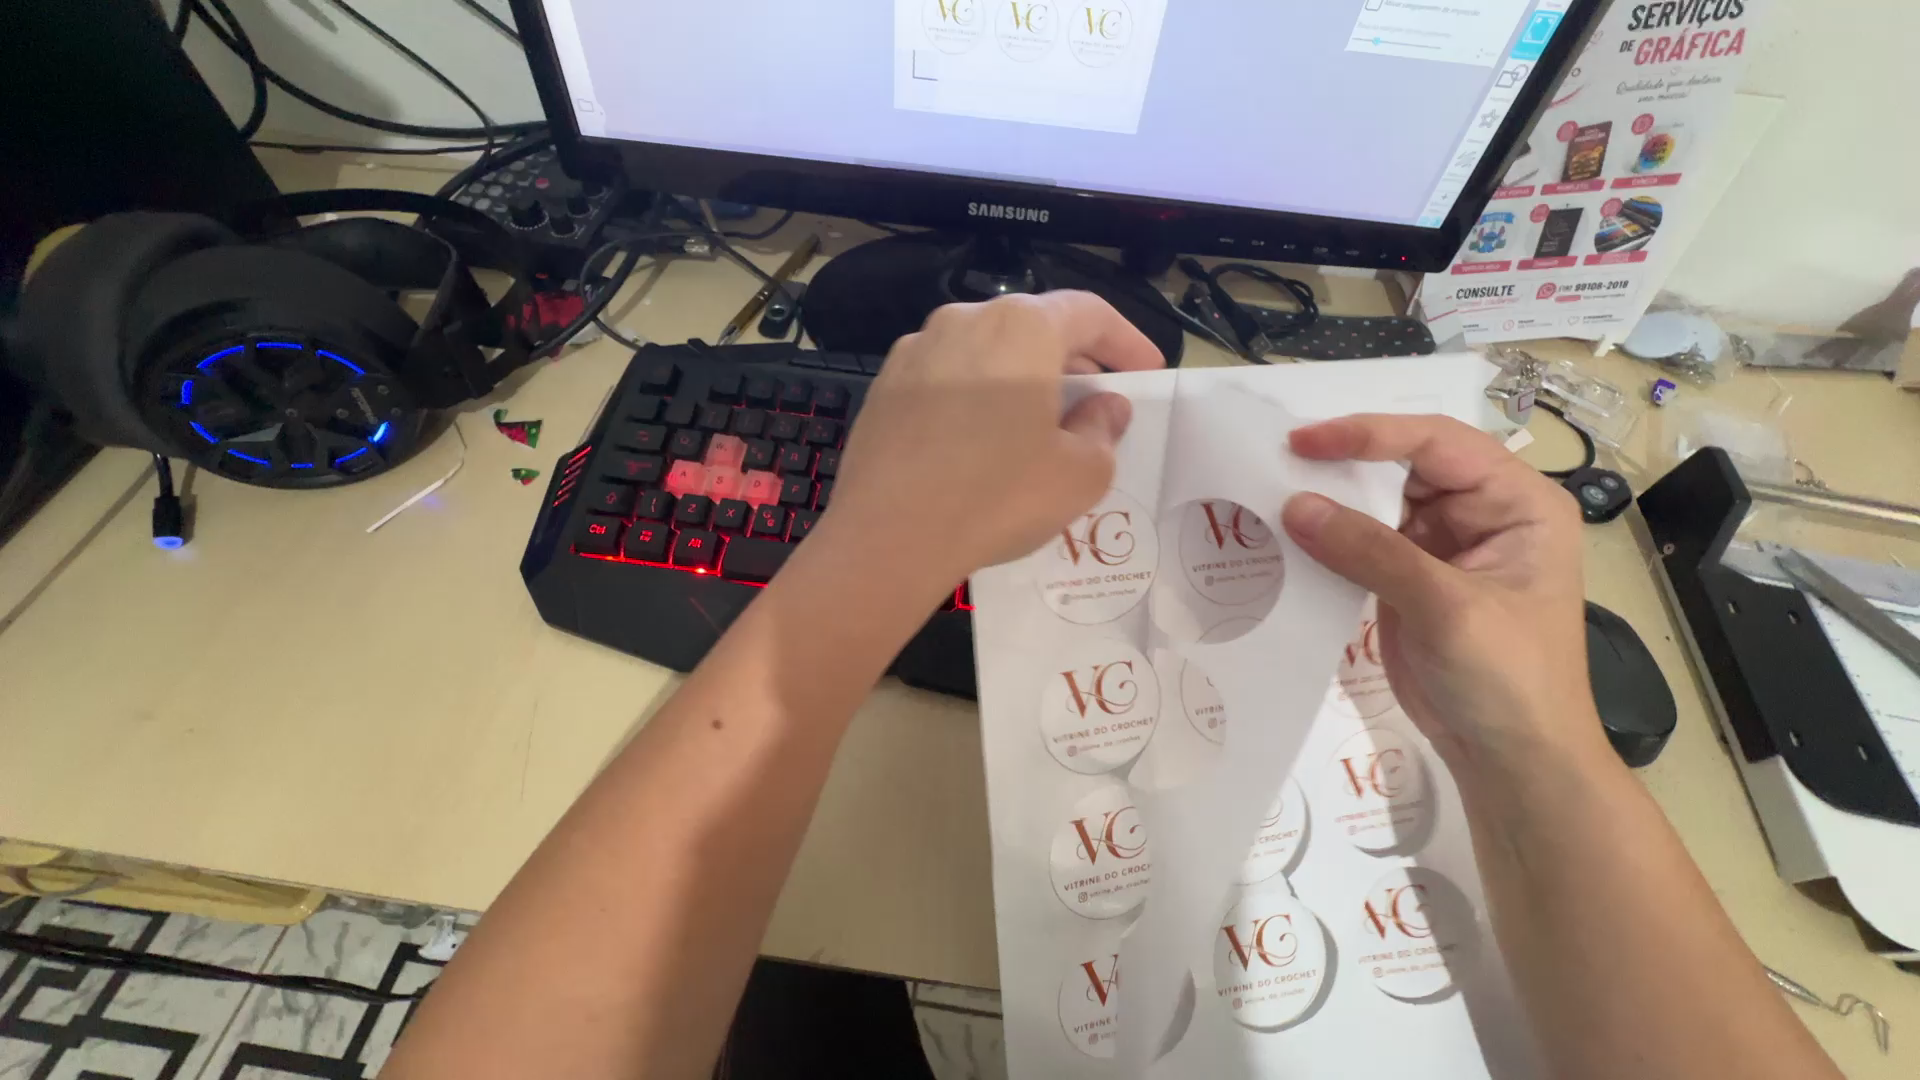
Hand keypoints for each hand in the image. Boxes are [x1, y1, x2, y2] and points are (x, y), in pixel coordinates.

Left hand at [820, 292, 1163, 587]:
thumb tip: (1105, 406)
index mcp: (1021, 327)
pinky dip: (974, 396)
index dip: (1126, 341)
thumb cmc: (997, 497)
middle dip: (1072, 362)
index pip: (1090, 313)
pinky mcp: (883, 387)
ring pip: (986, 352)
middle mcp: (964, 320)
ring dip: (1020, 379)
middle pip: (1034, 327)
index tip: (1145, 373)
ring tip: (1034, 425)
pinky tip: (977, 443)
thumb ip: (1104, 428)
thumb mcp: (1080, 473)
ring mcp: (915, 351)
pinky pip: (946, 379)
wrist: (888, 537)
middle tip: (1091, 404)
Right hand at [1280, 415, 1607, 771]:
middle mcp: (1479, 514)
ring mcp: (1439, 548)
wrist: (1509, 756)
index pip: (1438, 445)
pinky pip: (1359, 544)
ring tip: (1272, 492)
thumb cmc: (1506, 678)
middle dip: (1344, 463)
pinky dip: (1325, 539)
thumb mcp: (1445, 607)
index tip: (1304, 441)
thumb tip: (1294, 506)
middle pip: (1403, 467)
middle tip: (1277, 462)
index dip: (1370, 434)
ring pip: (1374, 504)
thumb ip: (1370, 552)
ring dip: (1329, 500)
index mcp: (1515, 504)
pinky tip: (1287, 535)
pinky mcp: (1405, 579)